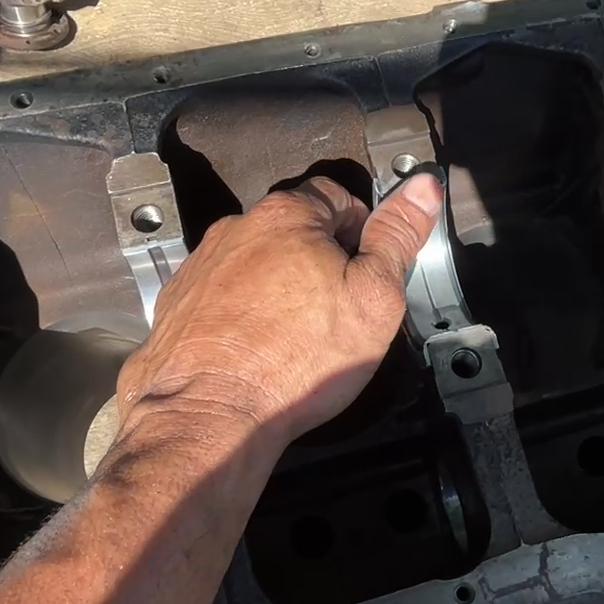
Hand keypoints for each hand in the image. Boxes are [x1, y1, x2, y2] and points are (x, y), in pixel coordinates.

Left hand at [114, 172, 443, 452]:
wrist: (212, 414)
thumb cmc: (295, 360)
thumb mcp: (374, 297)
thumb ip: (398, 236)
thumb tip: (423, 188)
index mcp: (287, 217)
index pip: (336, 195)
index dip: (361, 227)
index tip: (368, 261)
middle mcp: (237, 230)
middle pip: (293, 229)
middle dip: (319, 258)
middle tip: (339, 306)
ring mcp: (202, 266)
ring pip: (256, 262)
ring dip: (279, 285)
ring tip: (298, 334)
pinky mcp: (180, 303)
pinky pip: (223, 294)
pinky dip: (243, 312)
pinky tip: (260, 346)